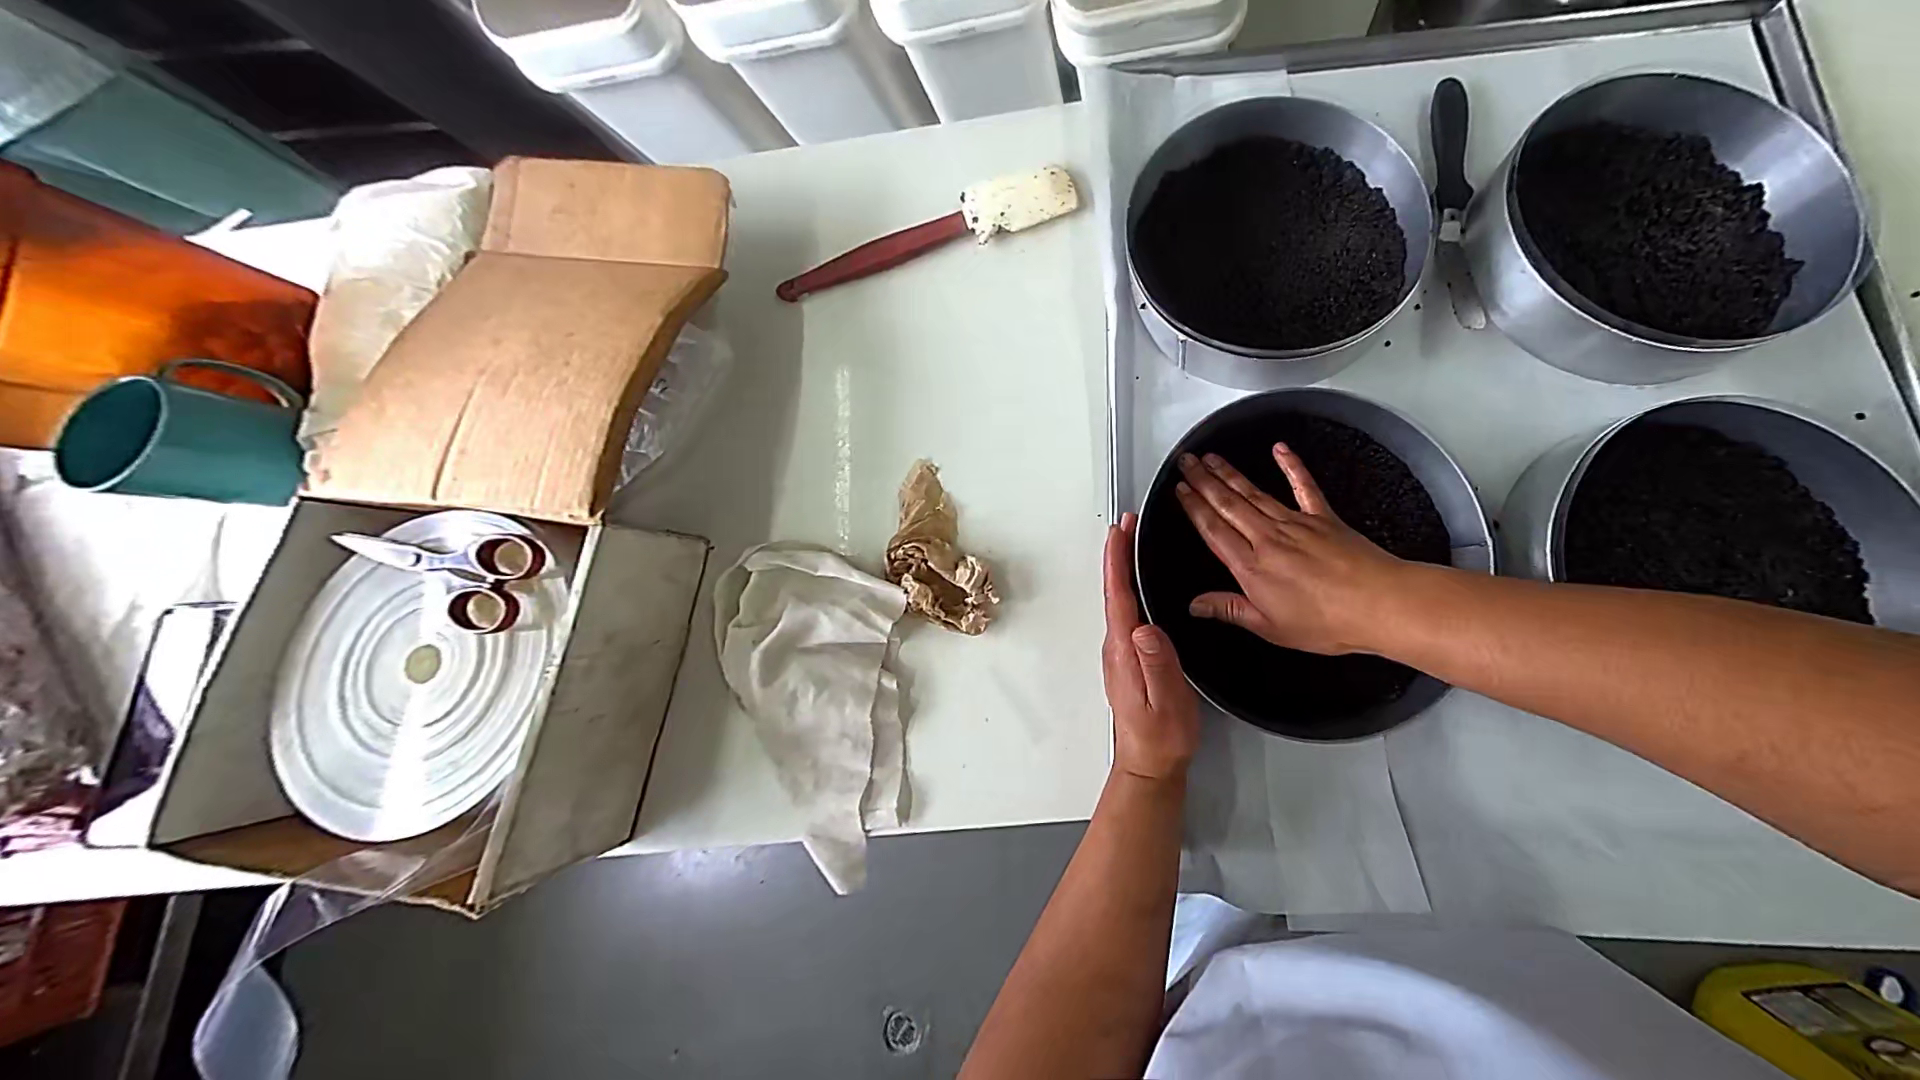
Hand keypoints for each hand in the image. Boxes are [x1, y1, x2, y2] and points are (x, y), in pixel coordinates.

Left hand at [1103, 512, 1199, 781]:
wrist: (1148, 761)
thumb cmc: (1161, 735)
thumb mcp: (1168, 702)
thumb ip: (1158, 665)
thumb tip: (1145, 628)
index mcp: (1125, 650)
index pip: (1118, 597)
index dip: (1117, 562)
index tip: (1120, 532)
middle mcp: (1116, 646)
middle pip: (1113, 591)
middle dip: (1116, 555)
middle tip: (1124, 525)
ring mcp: (1119, 651)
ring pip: (1117, 600)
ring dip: (1119, 568)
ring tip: (1127, 542)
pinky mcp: (1127, 657)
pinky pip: (1124, 612)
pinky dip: (1125, 589)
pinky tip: (1133, 583)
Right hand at [1173, 443, 1410, 654]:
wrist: (1381, 605)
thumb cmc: (1330, 620)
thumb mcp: (1269, 626)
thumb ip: (1229, 610)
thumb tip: (1198, 606)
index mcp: (1252, 567)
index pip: (1213, 529)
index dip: (1193, 507)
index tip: (1180, 491)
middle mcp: (1269, 539)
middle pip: (1227, 503)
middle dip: (1203, 481)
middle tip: (1186, 463)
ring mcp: (1296, 524)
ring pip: (1253, 492)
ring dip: (1229, 473)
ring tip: (1211, 458)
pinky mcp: (1323, 519)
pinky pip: (1303, 486)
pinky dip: (1291, 465)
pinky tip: (1280, 450)